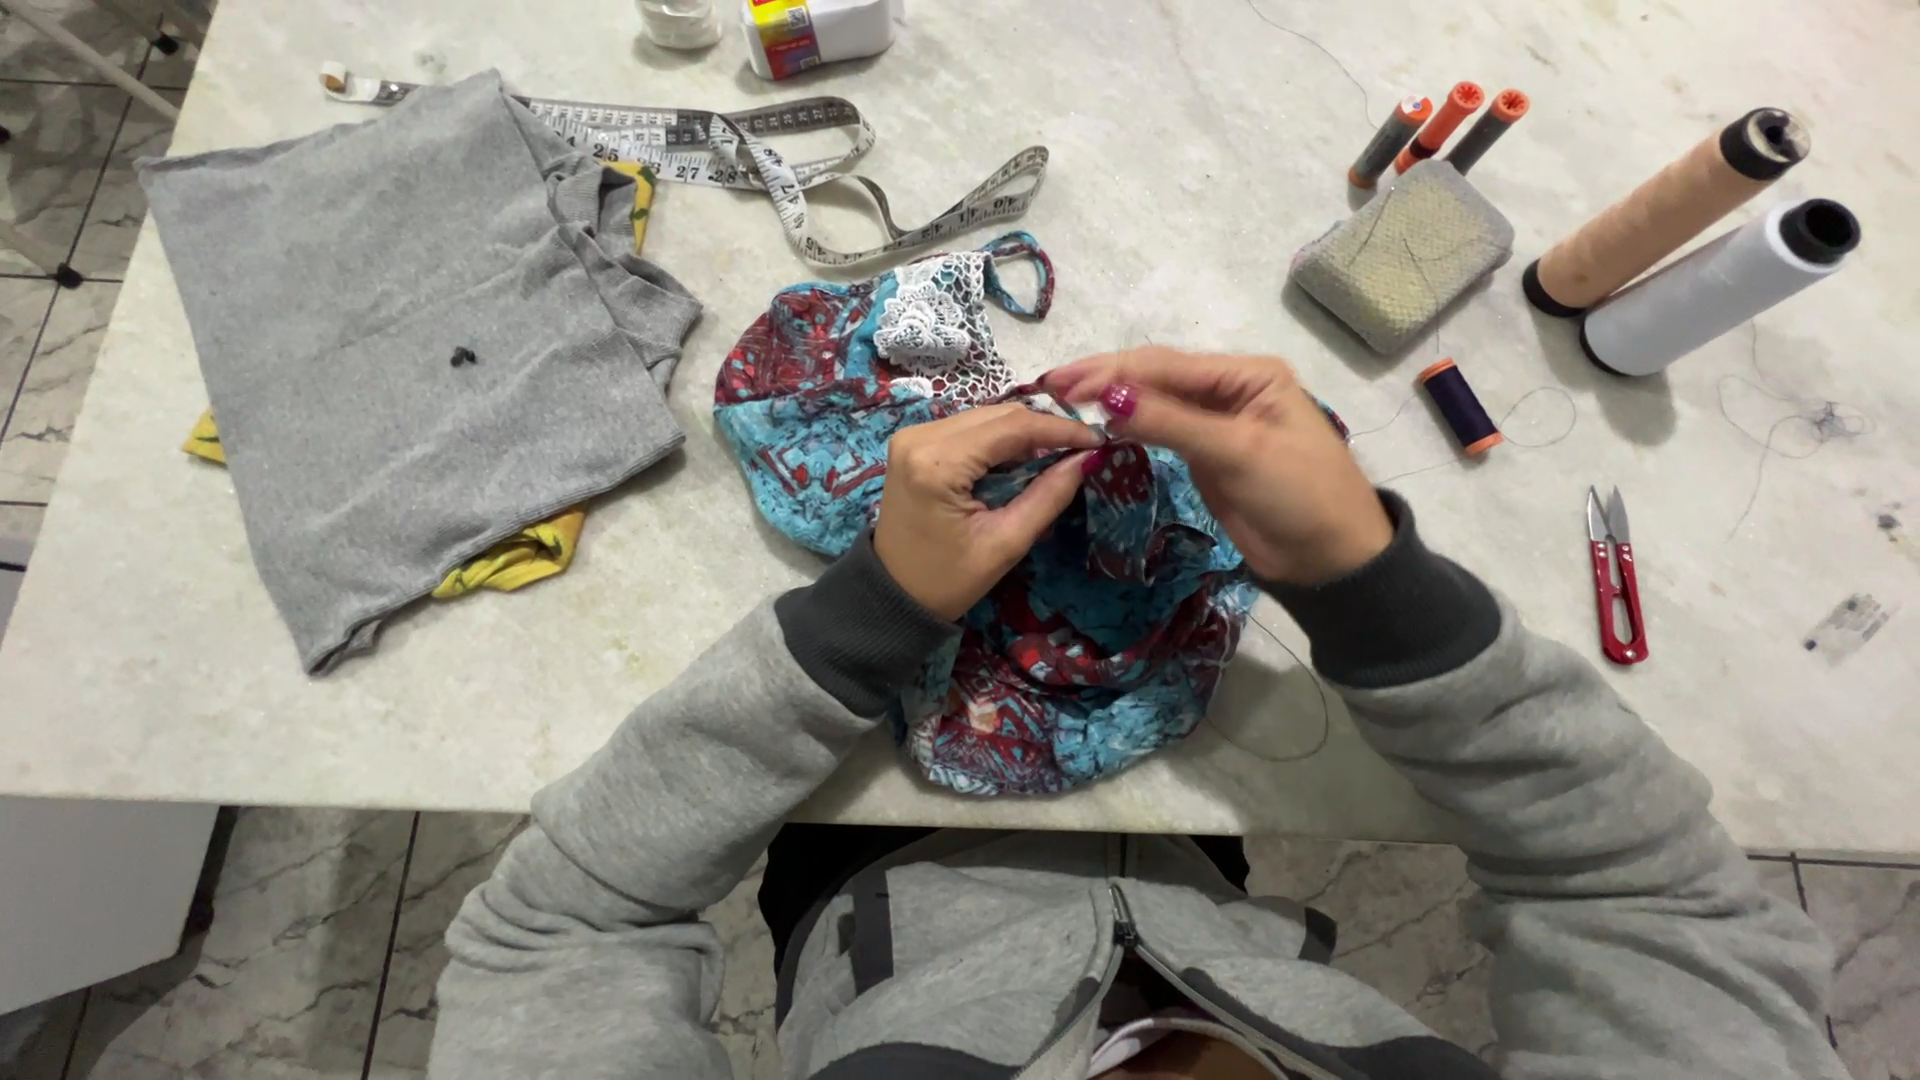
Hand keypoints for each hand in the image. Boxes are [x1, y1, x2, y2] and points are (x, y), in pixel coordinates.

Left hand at [874, 403, 1101, 619]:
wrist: (892, 595)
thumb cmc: (947, 580)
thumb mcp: (1005, 543)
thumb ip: (1047, 496)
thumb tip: (1087, 458)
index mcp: (938, 462)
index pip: (1012, 427)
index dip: (1060, 430)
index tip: (1097, 440)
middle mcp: (920, 437)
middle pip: (998, 414)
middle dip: (1044, 428)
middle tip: (1082, 447)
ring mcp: (913, 437)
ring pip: (985, 417)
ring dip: (1023, 433)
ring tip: (1058, 454)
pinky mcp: (914, 444)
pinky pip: (968, 429)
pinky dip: (999, 440)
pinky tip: (1022, 459)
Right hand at [1043, 346, 1391, 584]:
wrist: (1329, 558)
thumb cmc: (1298, 494)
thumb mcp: (1236, 451)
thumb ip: (1171, 422)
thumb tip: (1107, 398)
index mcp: (1247, 375)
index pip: (1167, 365)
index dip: (1114, 372)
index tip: (1065, 384)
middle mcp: (1228, 389)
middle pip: (1156, 376)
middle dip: (1105, 379)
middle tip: (1050, 386)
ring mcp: (1213, 421)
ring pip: (1153, 402)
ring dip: (1112, 401)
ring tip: (1063, 402)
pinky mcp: (1203, 453)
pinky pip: (1158, 431)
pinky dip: (1128, 426)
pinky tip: (1099, 425)